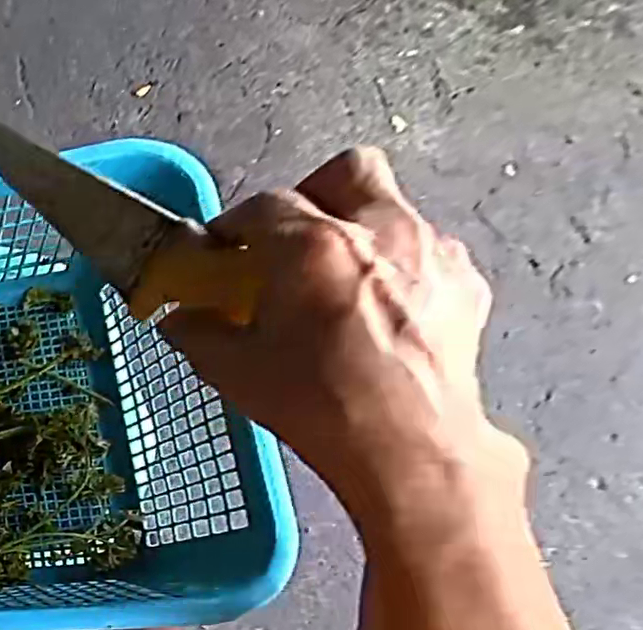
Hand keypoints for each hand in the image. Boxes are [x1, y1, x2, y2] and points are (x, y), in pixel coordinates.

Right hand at [159, 148, 526, 539]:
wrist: (406, 446)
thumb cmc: (316, 405)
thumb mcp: (236, 373)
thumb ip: (199, 336)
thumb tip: (178, 320)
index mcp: (312, 248)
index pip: (262, 207)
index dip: (234, 225)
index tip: (221, 250)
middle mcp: (379, 230)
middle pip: (345, 171)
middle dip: (309, 196)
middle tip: (289, 244)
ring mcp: (431, 251)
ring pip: (391, 208)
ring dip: (356, 232)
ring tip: (337, 287)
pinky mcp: (464, 281)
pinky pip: (424, 251)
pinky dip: (396, 268)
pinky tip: (381, 315)